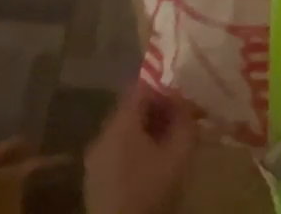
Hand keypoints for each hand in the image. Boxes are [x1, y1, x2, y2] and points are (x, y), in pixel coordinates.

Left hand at [83, 86, 198, 213]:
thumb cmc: (151, 192)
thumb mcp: (179, 155)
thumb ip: (185, 122)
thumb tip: (186, 102)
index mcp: (120, 123)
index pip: (141, 88)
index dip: (165, 90)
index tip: (184, 102)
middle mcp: (102, 134)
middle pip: (132, 109)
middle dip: (159, 112)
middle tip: (182, 123)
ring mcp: (95, 158)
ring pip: (125, 131)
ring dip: (148, 132)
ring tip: (170, 145)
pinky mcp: (94, 179)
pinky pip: (117, 151)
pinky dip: (135, 150)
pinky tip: (152, 166)